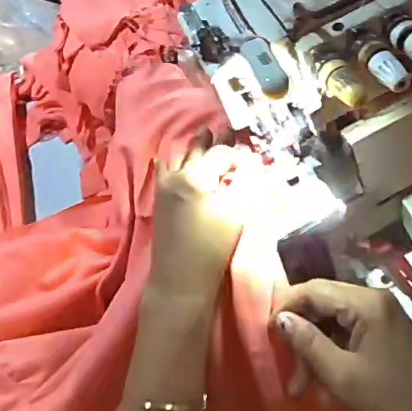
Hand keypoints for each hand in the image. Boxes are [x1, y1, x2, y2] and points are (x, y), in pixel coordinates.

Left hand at [145, 141, 246, 308]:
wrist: (179, 281)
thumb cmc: (211, 249)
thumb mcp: (236, 216)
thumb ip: (243, 187)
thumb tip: (250, 168)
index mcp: (196, 178)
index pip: (221, 155)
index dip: (238, 153)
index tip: (251, 155)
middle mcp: (177, 177)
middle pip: (198, 151)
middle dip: (213, 140)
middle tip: (226, 128)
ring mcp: (164, 189)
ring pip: (180, 158)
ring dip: (194, 149)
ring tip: (204, 135)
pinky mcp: (160, 203)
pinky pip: (164, 172)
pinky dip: (170, 163)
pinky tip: (166, 158)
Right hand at [274, 280, 411, 410]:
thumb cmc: (392, 398)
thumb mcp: (343, 376)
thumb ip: (309, 343)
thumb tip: (281, 319)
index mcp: (365, 303)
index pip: (314, 290)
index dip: (287, 308)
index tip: (269, 335)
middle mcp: (372, 297)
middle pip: (322, 303)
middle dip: (302, 337)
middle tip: (292, 375)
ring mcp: (380, 312)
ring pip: (333, 320)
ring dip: (316, 350)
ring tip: (305, 389)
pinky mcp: (384, 327)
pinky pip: (348, 330)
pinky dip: (333, 353)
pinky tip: (326, 386)